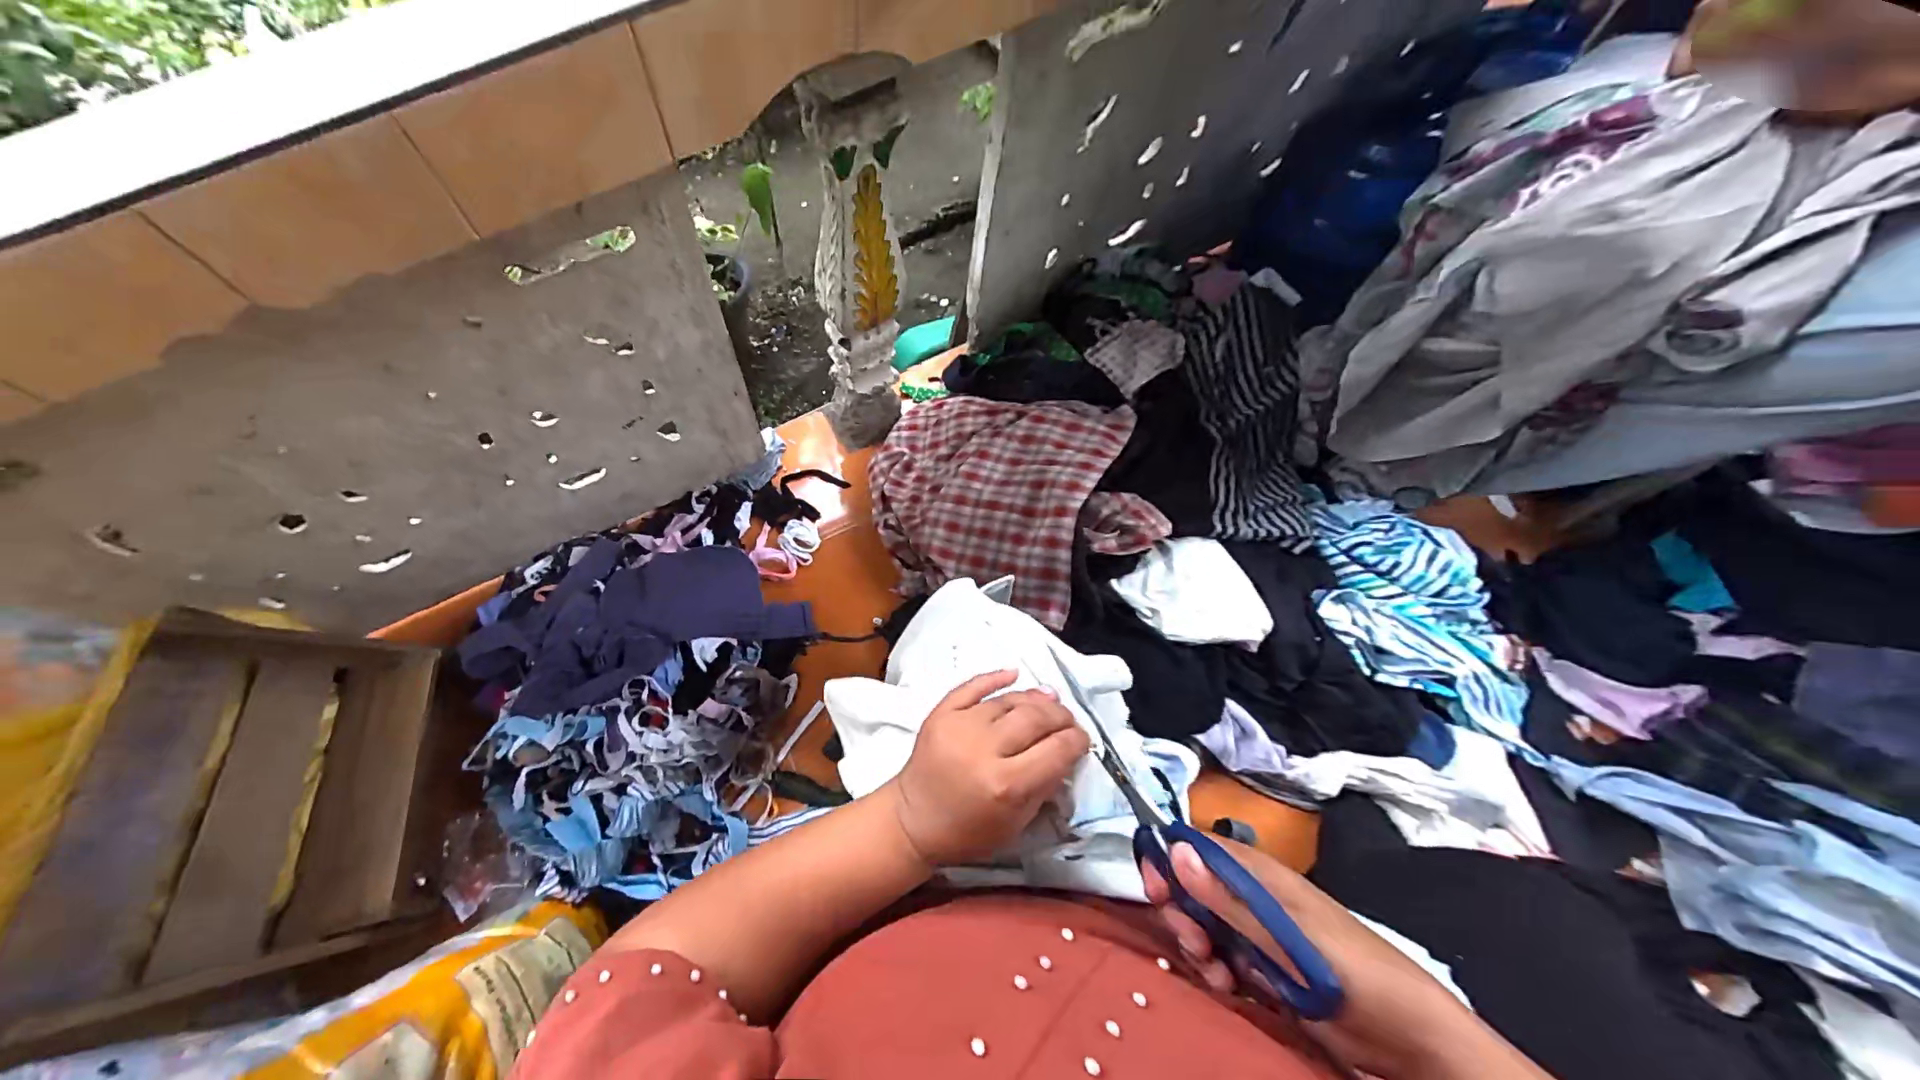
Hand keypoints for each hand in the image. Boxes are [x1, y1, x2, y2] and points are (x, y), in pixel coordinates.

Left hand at [886, 670, 1090, 867]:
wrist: (913, 821)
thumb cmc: (968, 832)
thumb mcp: (1016, 823)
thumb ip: (1044, 785)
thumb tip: (1065, 749)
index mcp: (1005, 785)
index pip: (1056, 750)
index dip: (1076, 741)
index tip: (1082, 739)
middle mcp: (984, 750)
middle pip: (1035, 718)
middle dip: (1060, 717)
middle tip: (1068, 721)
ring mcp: (959, 727)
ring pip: (1009, 701)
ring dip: (1034, 699)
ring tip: (1049, 701)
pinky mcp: (940, 714)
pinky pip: (973, 687)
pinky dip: (996, 678)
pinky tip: (1015, 675)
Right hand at [1144, 839, 1550, 1079]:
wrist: (1414, 1041)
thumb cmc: (1354, 975)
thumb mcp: (1289, 938)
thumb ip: (1230, 898)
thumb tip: (1176, 848)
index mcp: (1263, 876)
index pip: (1200, 847)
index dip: (1170, 858)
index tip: (1153, 885)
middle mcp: (1256, 898)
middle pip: (1195, 887)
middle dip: (1184, 912)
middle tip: (1196, 941)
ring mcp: (1261, 933)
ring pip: (1205, 925)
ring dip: (1199, 946)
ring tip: (1216, 971)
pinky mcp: (1266, 967)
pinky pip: (1223, 957)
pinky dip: (1217, 970)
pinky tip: (1229, 985)